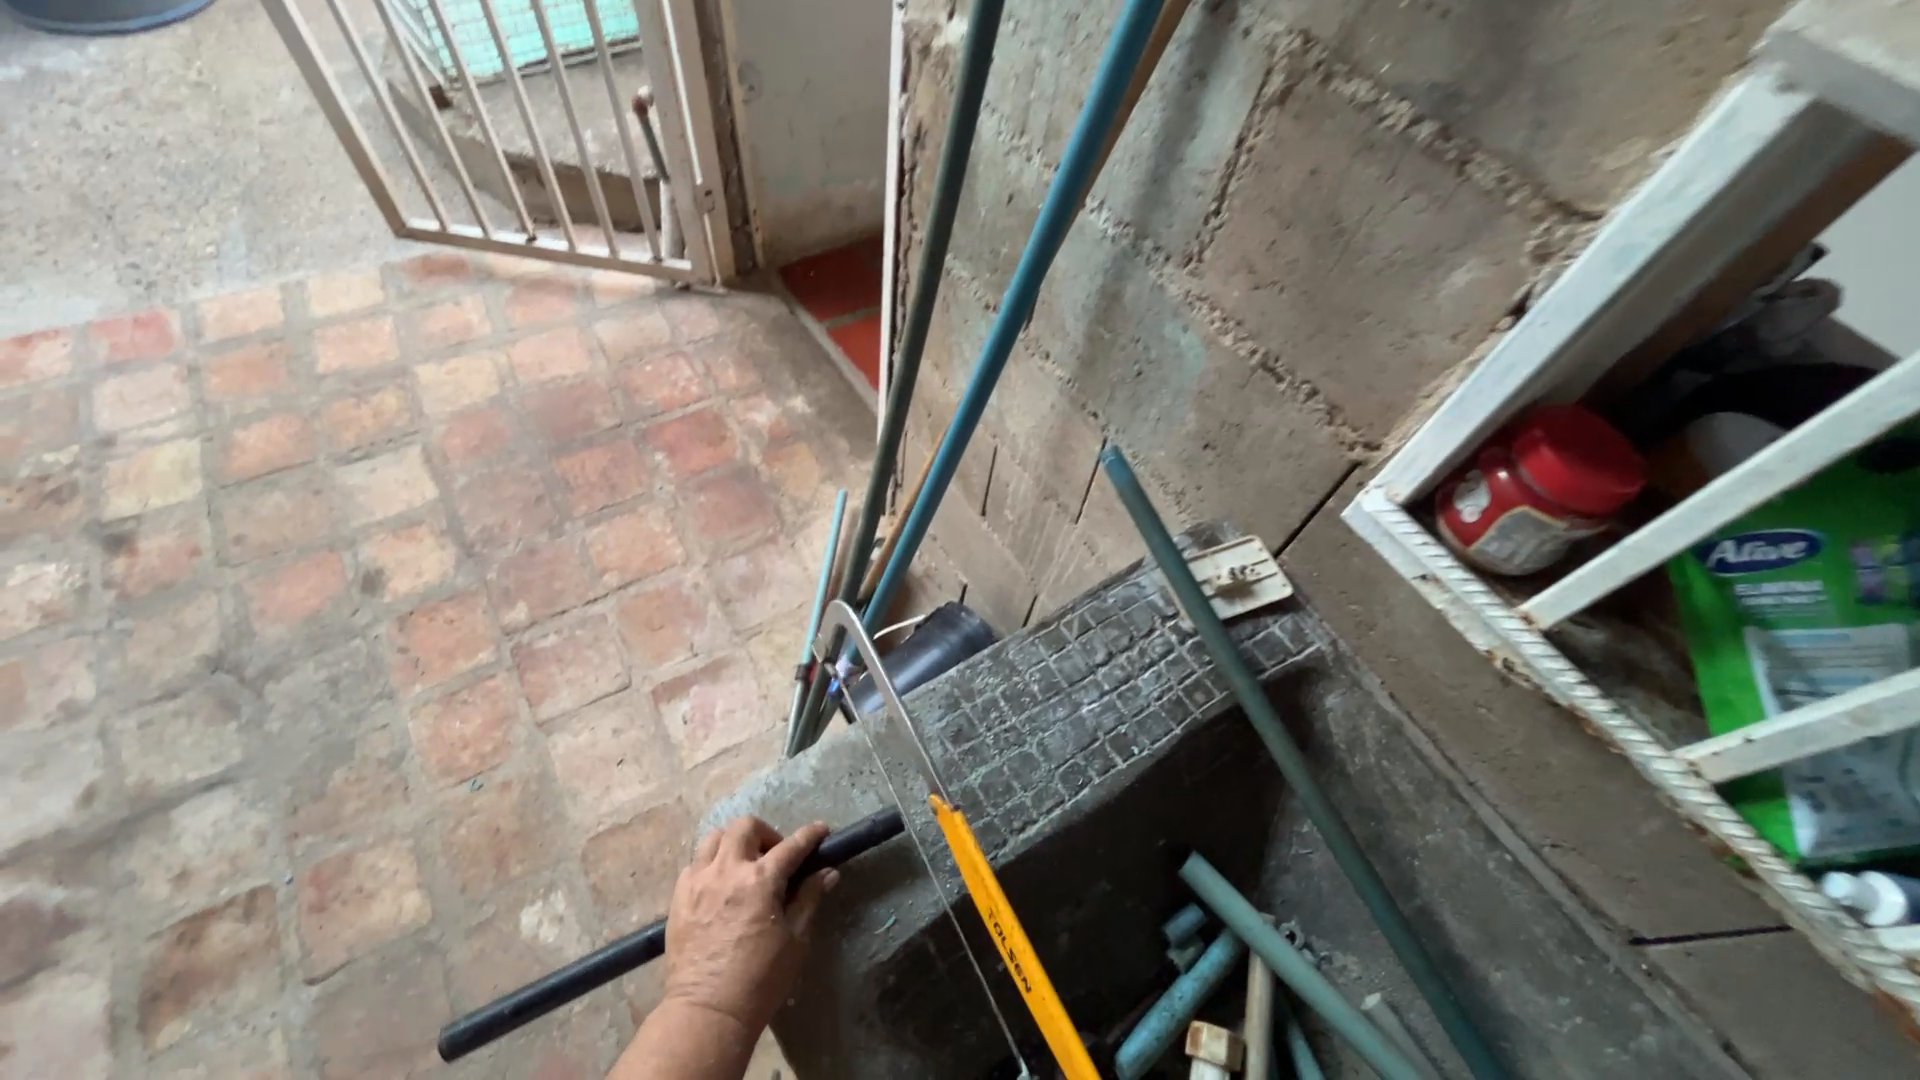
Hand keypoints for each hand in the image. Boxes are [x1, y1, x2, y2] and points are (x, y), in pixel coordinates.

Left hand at [661, 816, 839, 1034]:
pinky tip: (719, 886)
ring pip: (714, 838)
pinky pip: (694, 864)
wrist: (708, 1012)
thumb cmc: (760, 979)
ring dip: (734, 844)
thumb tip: (828, 872)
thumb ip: (810, 898)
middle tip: (775, 857)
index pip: (792, 845)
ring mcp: (698, 882)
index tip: (821, 831)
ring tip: (744, 866)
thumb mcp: (795, 939)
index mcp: (760, 880)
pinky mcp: (678, 898)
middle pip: (745, 827)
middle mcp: (727, 871)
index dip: (810, 835)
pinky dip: (710, 865)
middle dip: (766, 834)